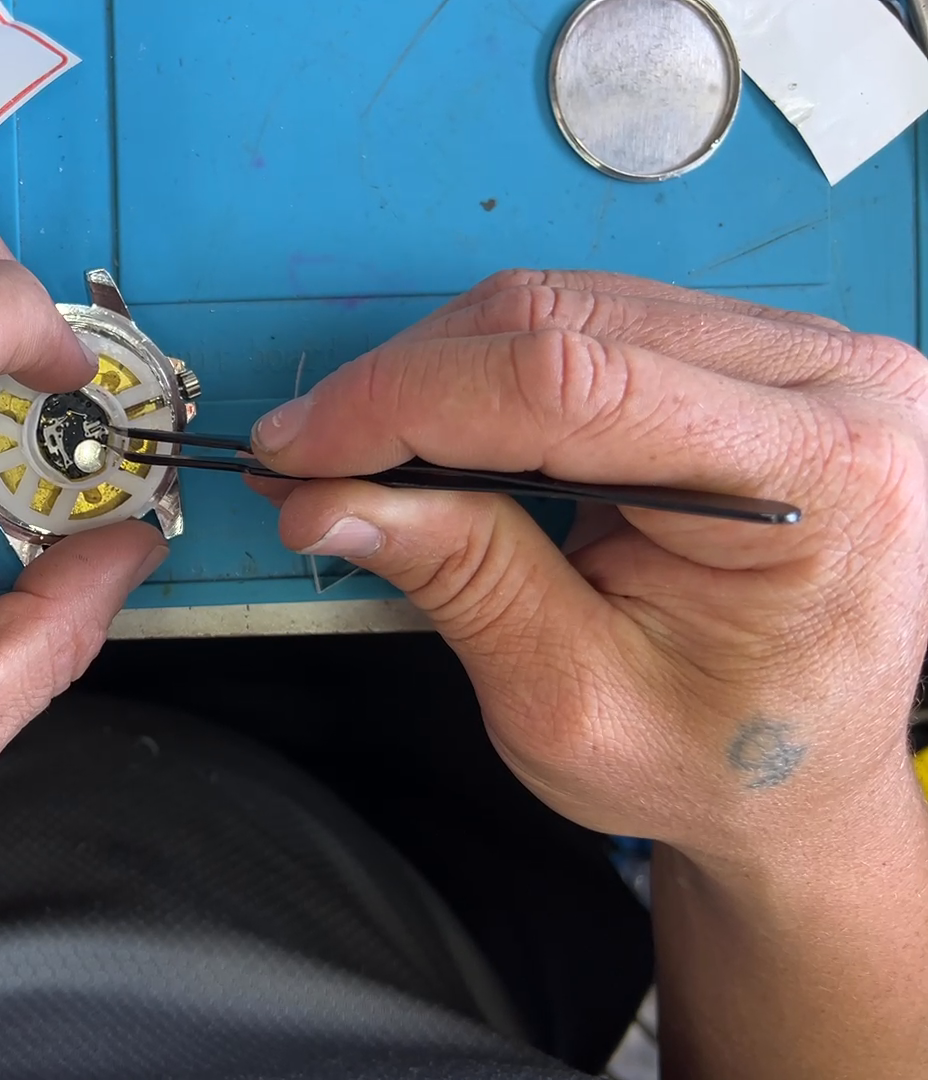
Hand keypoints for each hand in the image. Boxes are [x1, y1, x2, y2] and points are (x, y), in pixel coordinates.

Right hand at [247, 271, 927, 867]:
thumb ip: (452, 575)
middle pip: (544, 324)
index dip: (391, 405)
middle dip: (388, 388)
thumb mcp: (558, 694)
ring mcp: (779, 358)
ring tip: (341, 453)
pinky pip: (558, 328)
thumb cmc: (697, 760)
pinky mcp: (725, 362)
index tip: (283, 450)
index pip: (557, 388)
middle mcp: (821, 382)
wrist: (793, 775)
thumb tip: (316, 504)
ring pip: (540, 310)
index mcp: (812, 478)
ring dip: (412, 378)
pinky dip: (454, 375)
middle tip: (295, 458)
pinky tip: (409, 434)